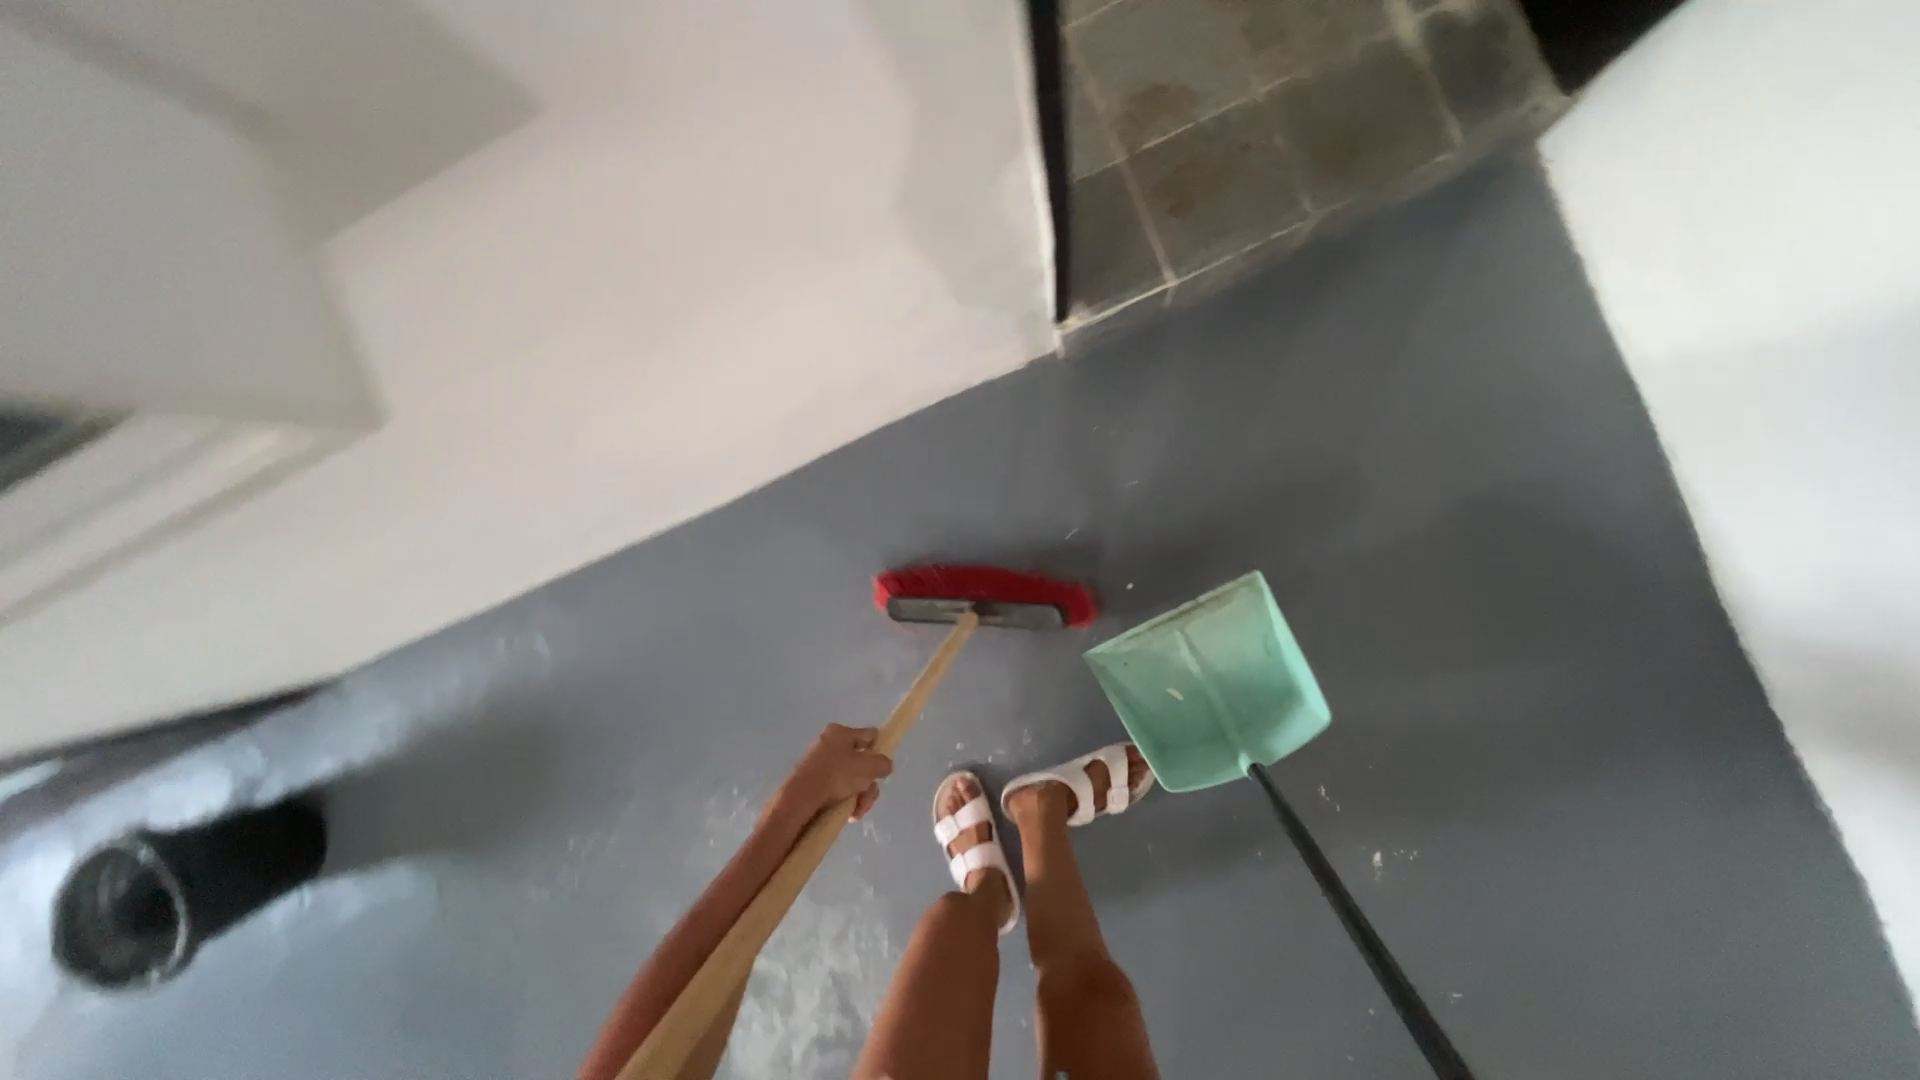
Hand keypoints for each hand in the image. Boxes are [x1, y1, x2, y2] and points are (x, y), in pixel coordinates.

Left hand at [771, 724, 893, 823]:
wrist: (800, 799)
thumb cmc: (836, 775)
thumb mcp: (868, 767)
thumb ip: (883, 763)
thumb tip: (884, 766)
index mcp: (840, 732)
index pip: (869, 735)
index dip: (879, 750)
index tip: (882, 769)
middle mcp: (829, 744)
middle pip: (861, 763)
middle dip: (868, 783)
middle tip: (867, 797)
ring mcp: (819, 764)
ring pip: (851, 780)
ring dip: (859, 797)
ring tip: (856, 811)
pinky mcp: (813, 783)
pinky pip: (837, 789)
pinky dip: (845, 801)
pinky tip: (848, 814)